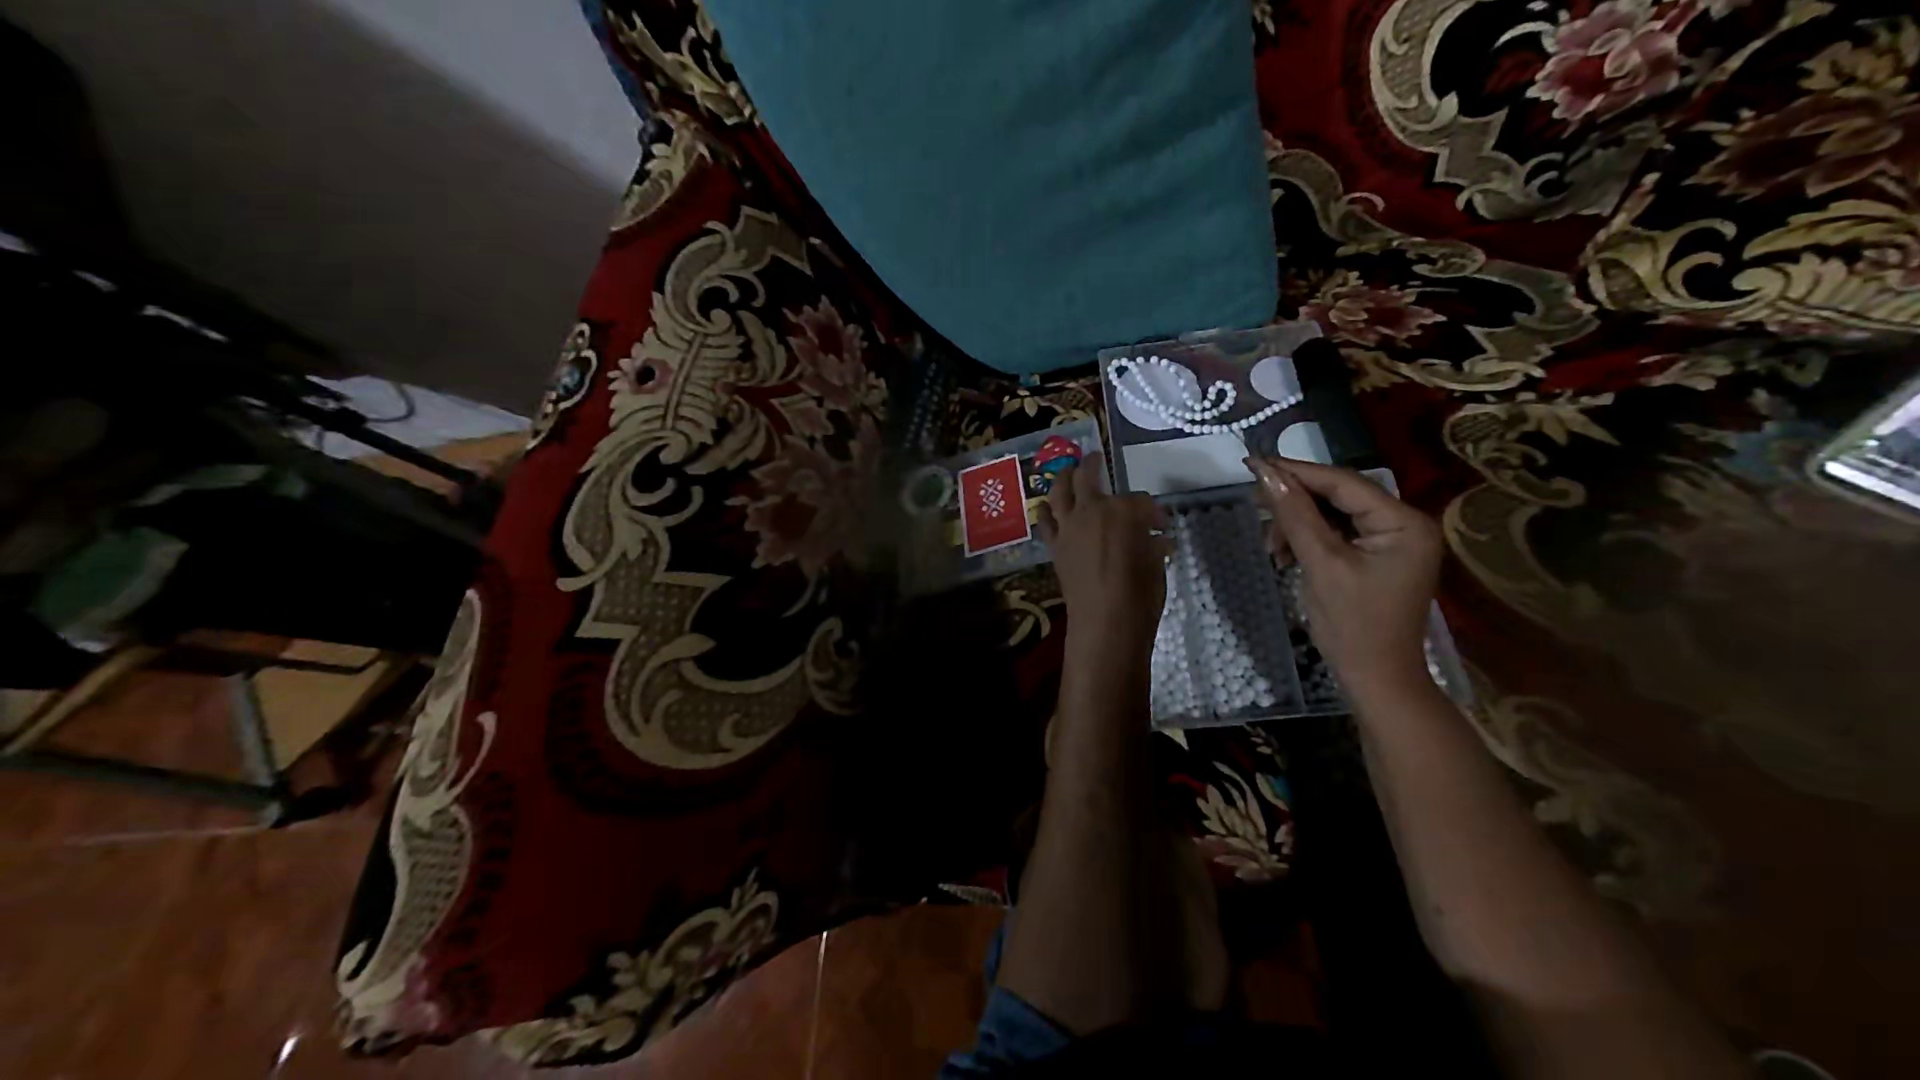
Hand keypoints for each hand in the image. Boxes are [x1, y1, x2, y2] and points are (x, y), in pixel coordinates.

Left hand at [1036, 453, 1166, 656]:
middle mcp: (1092, 510)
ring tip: (1067, 471)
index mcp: (1124, 511)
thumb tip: (1159, 540)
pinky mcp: (1055, 546)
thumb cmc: (1140, 594)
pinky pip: (1046, 521)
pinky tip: (1049, 507)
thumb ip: (1154, 546)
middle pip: (1088, 477)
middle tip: (1096, 459)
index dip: (1153, 513)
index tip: (1162, 527)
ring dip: (1063, 478)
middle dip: (1093, 465)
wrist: (1105, 622)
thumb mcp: (1156, 565)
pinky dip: (1047, 511)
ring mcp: (1069, 526)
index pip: (1140, 502)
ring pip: (1059, 491)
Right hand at [1245, 456, 1441, 695]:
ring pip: (1334, 513)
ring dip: (1298, 524)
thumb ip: (1296, 515)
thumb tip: (1266, 474)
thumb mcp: (1321, 565)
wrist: (1376, 678)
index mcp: (1404, 523)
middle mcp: (1406, 524)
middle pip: (1340, 495)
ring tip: (1272, 547)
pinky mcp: (1378, 556)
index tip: (1254, 462)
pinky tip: (1286, 554)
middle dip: (1295, 502)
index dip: (1296, 471)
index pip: (1344, 483)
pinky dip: (1309, 539)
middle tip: (1255, 505)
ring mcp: (1393, 541)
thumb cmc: (1353, 626)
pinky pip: (1338, 533)